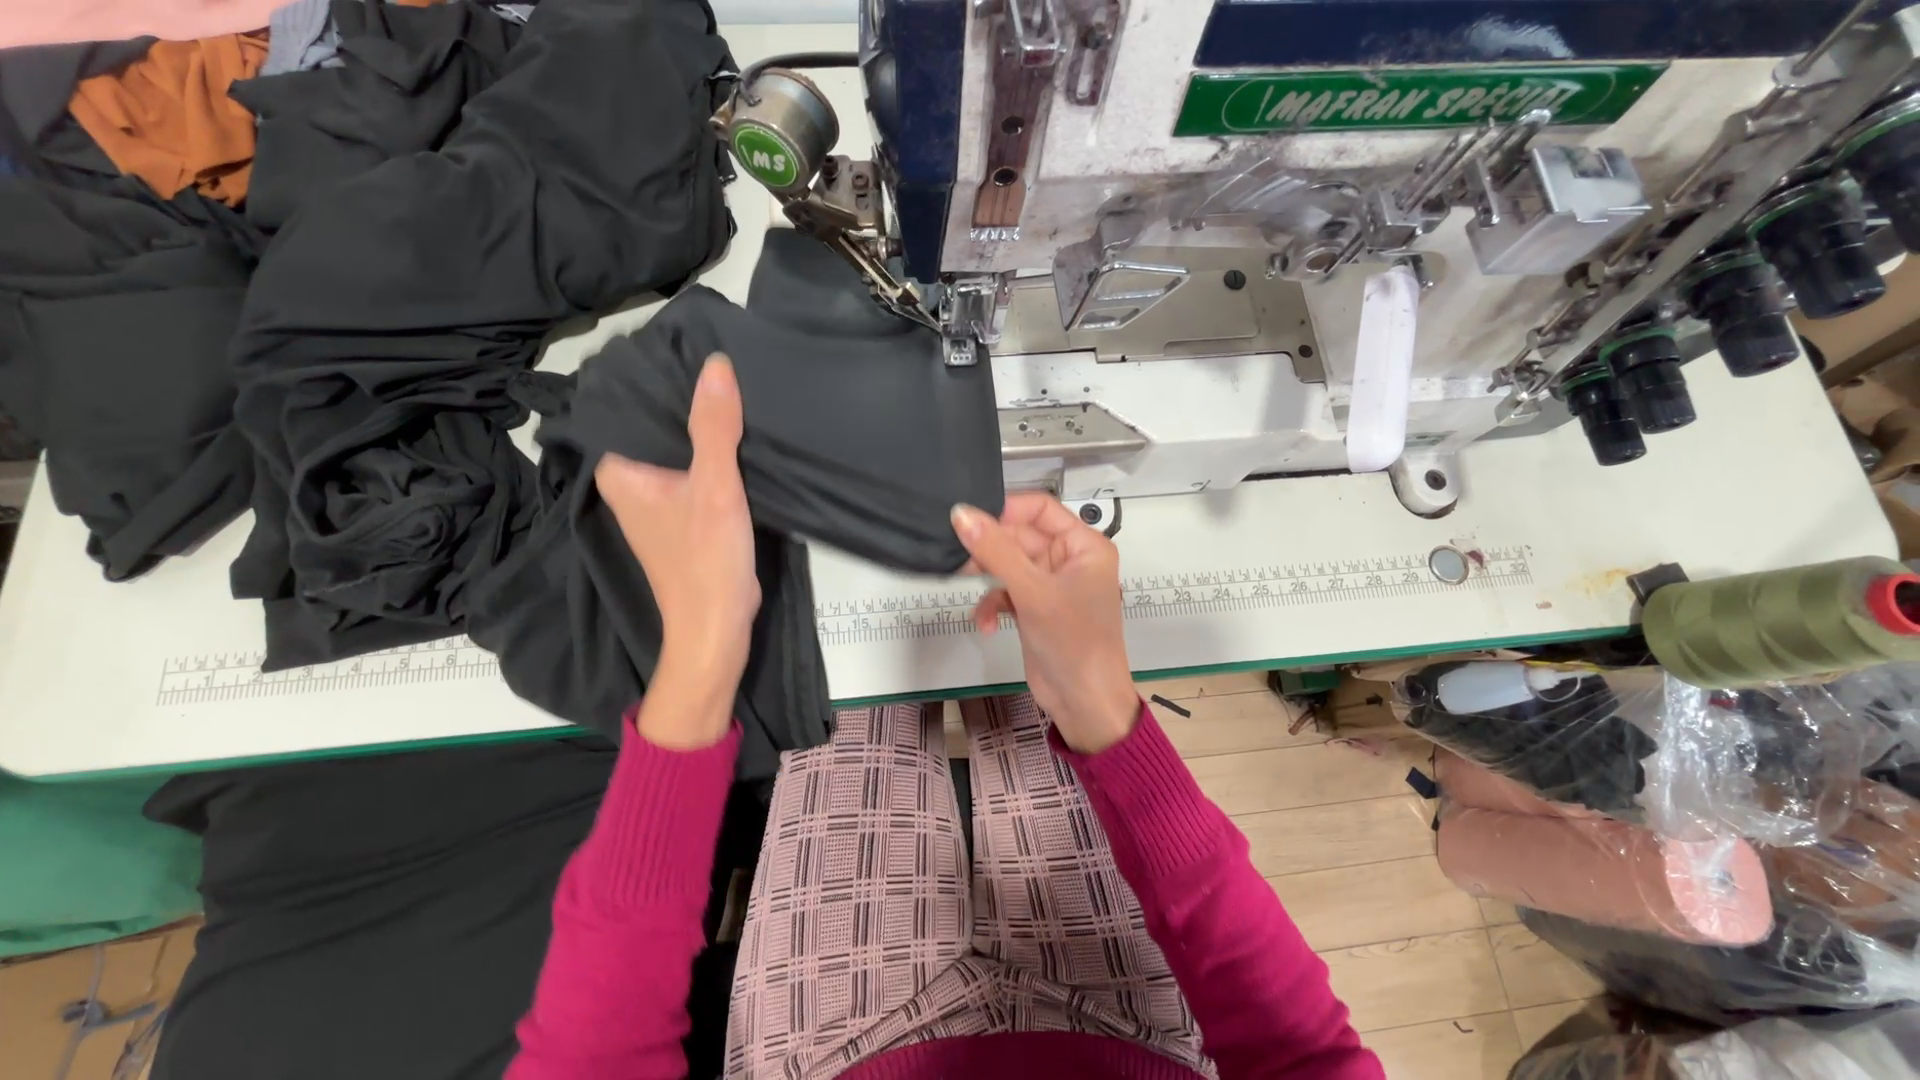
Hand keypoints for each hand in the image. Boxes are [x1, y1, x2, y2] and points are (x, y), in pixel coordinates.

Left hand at [595, 355, 758, 747]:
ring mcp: (657, 500)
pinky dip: (716, 454)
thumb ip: (714, 427)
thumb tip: (716, 364)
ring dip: (707, 428)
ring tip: (738, 389)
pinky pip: (697, 469)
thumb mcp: (715, 488)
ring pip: (681, 448)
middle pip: (659, 426)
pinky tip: (743, 435)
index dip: (663, 378)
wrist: (718, 629)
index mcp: (619, 471)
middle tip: (727, 362)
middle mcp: (630, 481)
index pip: (633, 407)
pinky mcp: (684, 515)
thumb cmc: (706, 562)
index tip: (693, 346)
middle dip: (689, 401)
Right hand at [951, 496, 1138, 752]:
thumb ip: (995, 550)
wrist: (1085, 703)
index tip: (969, 519)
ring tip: (964, 584)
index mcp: (1084, 545)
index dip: (1005, 510)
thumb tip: (960, 513)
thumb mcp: (1032, 591)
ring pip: (1009, 565)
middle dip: (990, 549)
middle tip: (956, 556)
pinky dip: (993, 605)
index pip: (1040, 508)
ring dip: (987, 578)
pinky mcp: (1036, 609)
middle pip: (1020, 537)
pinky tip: (984, 625)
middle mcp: (1070, 560)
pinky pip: (1007, 593)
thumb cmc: (1071, 640)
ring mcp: (1051, 586)